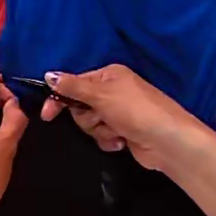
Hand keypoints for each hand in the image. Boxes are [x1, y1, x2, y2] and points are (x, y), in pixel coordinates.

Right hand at [40, 65, 209, 172]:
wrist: (167, 141)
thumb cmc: (136, 111)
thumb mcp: (101, 95)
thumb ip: (72, 86)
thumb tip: (48, 75)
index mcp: (108, 75)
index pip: (74, 84)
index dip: (60, 99)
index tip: (47, 115)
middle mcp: (112, 91)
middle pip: (80, 105)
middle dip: (87, 117)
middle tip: (101, 119)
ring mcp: (118, 112)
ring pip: (89, 123)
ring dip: (100, 130)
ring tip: (117, 131)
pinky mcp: (122, 131)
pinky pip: (102, 135)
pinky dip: (109, 139)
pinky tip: (122, 140)